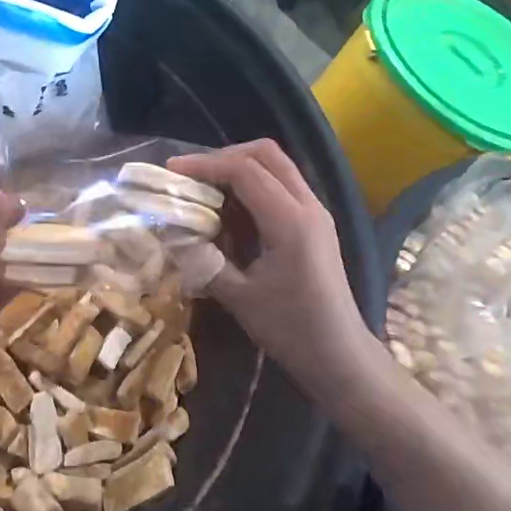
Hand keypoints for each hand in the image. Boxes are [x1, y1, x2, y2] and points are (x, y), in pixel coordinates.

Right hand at [167, 141, 369, 392]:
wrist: (340, 355)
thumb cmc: (291, 329)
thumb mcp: (238, 298)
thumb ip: (204, 260)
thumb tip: (171, 234)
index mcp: (291, 222)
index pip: (245, 171)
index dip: (205, 165)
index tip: (171, 171)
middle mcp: (308, 206)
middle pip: (266, 154)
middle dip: (223, 157)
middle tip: (190, 175)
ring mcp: (315, 212)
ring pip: (276, 166)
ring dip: (238, 168)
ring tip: (205, 189)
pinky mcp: (315, 223)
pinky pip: (281, 185)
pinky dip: (252, 185)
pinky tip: (229, 211)